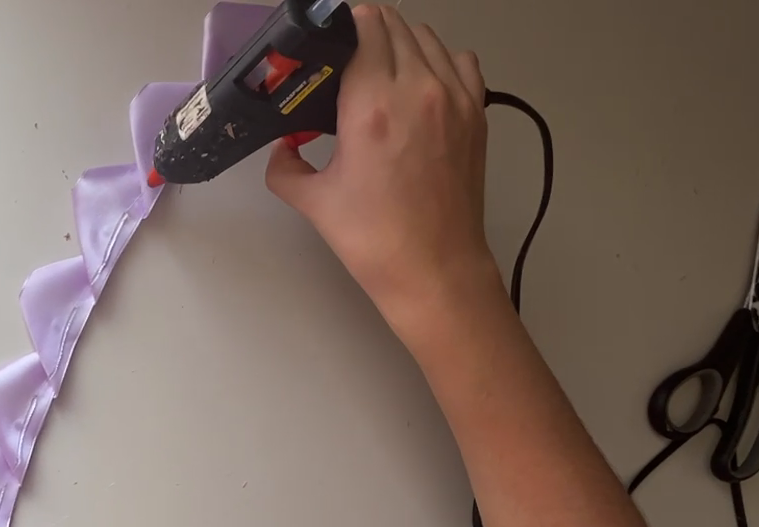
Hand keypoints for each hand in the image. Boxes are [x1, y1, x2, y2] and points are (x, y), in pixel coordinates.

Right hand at [266, 7, 497, 336]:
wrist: (433, 269)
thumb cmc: (373, 240)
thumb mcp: (315, 204)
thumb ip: (286, 168)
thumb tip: (282, 147)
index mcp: (373, 106)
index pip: (361, 27)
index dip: (340, 27)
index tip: (326, 47)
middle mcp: (419, 88)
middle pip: (393, 24)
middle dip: (364, 34)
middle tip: (343, 66)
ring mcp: (454, 96)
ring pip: (426, 36)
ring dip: (399, 44)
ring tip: (378, 76)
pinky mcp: (476, 111)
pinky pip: (458, 59)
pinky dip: (436, 61)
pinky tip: (417, 89)